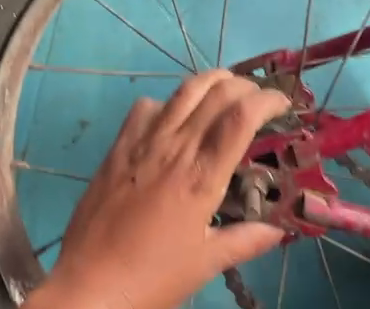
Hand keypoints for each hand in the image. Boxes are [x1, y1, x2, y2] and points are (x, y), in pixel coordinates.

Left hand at [25, 69, 293, 308]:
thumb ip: (245, 240)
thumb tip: (280, 229)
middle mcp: (176, 147)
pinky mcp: (118, 146)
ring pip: (184, 90)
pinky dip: (167, 102)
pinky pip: (146, 107)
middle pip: (218, 92)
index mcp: (202, 176)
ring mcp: (144, 142)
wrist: (87, 288)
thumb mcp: (204, 264)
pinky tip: (172, 117)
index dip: (267, 100)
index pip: (242, 117)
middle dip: (245, 85)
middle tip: (257, 98)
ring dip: (211, 81)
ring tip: (225, 89)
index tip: (281, 104)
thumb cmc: (151, 279)